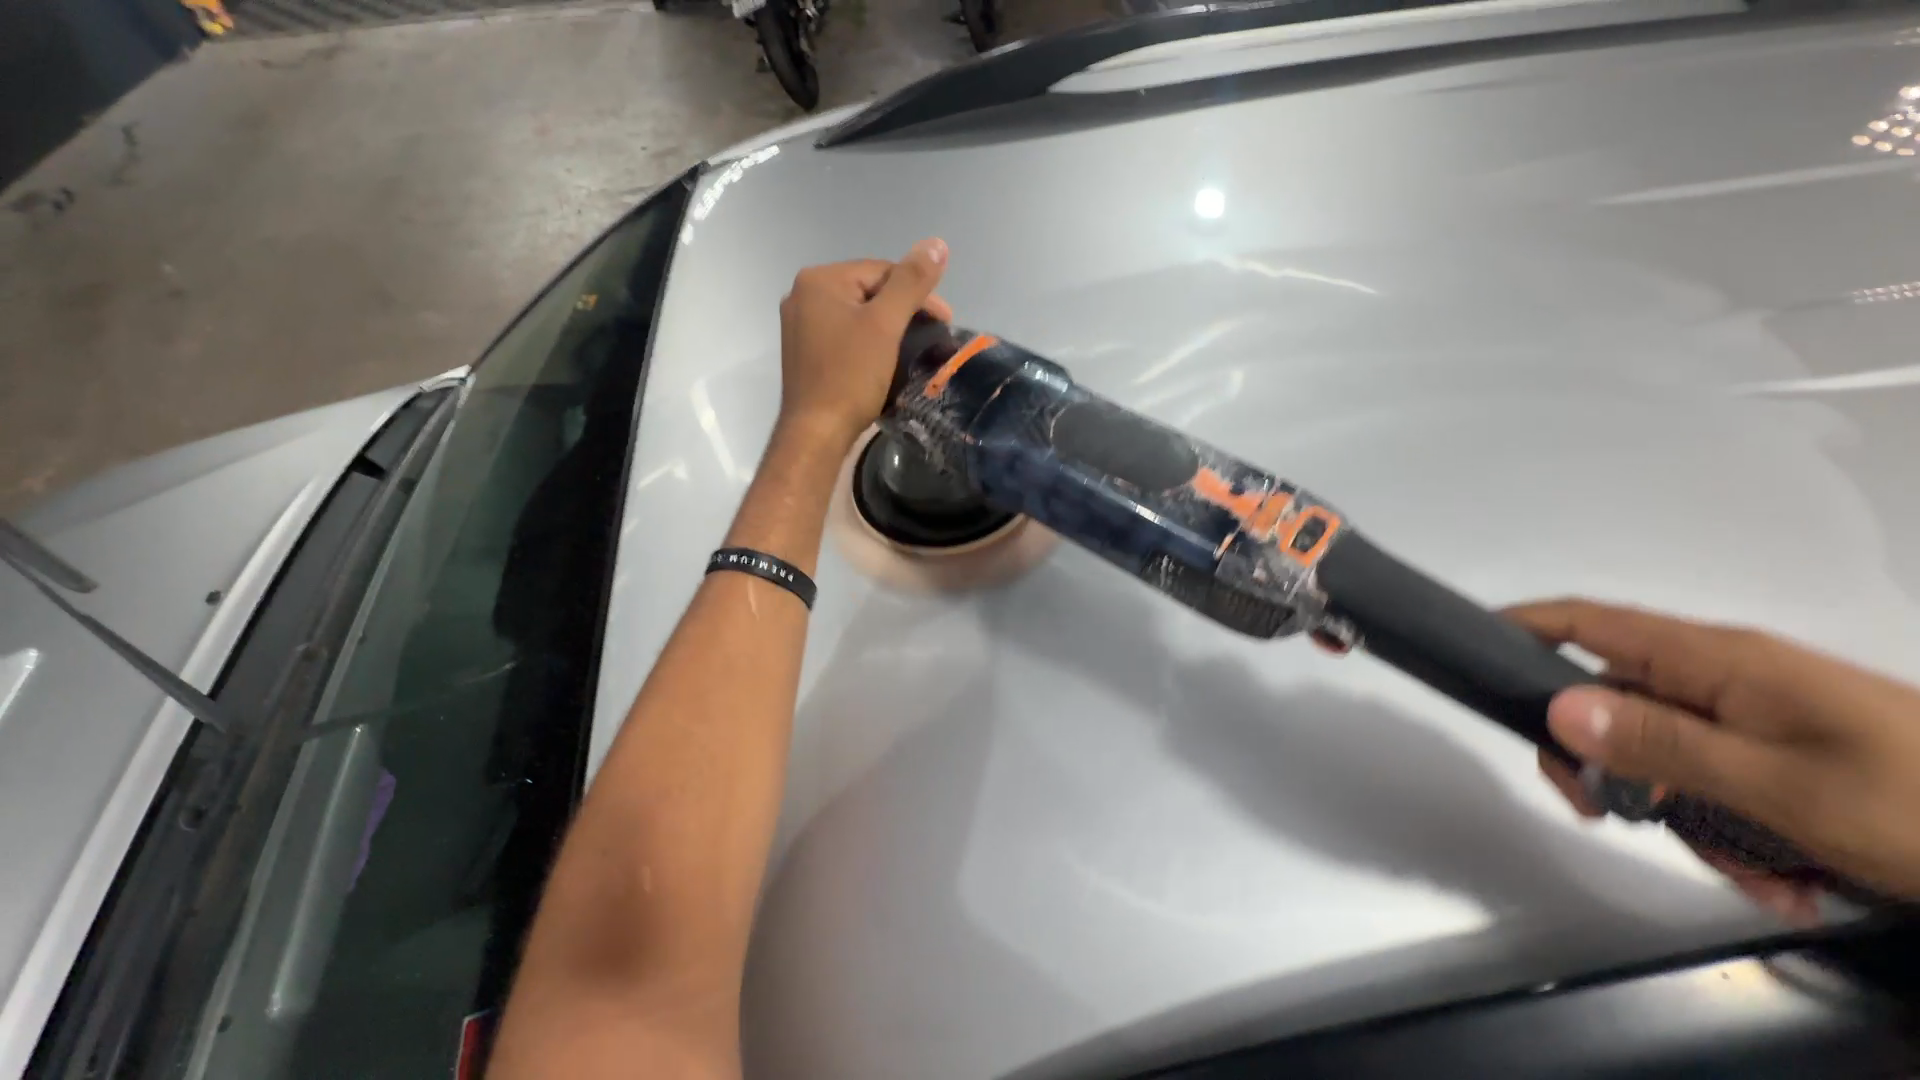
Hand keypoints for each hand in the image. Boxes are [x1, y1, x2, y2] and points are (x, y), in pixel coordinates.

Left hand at [776, 240, 952, 447]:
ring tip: (911, 349)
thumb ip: (912, 282)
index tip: (945, 320)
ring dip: (887, 327)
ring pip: (857, 313)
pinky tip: (883, 359)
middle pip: (868, 290)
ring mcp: (799, 324)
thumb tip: (937, 243)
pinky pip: (844, 333)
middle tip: (932, 336)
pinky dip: (867, 341)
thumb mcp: (886, 325)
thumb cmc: (850, 376)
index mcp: (819, 279)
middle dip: (903, 309)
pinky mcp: (803, 351)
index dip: (918, 292)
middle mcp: (802, 294)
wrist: (816, 432)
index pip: (882, 271)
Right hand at [1507, 599, 1919, 904]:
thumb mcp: (1782, 786)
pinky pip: (1721, 785)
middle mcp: (1728, 678)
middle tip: (1607, 816)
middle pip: (1616, 700)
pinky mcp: (1789, 754)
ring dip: (1688, 818)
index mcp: (1718, 662)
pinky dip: (1736, 834)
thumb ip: (1661, 743)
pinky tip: (1785, 879)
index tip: (1470, 648)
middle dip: (1606, 763)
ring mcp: (1761, 717)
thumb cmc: (1918, 804)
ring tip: (1753, 874)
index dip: (1525, 625)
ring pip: (1668, 756)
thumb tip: (1557, 707)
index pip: (1593, 623)